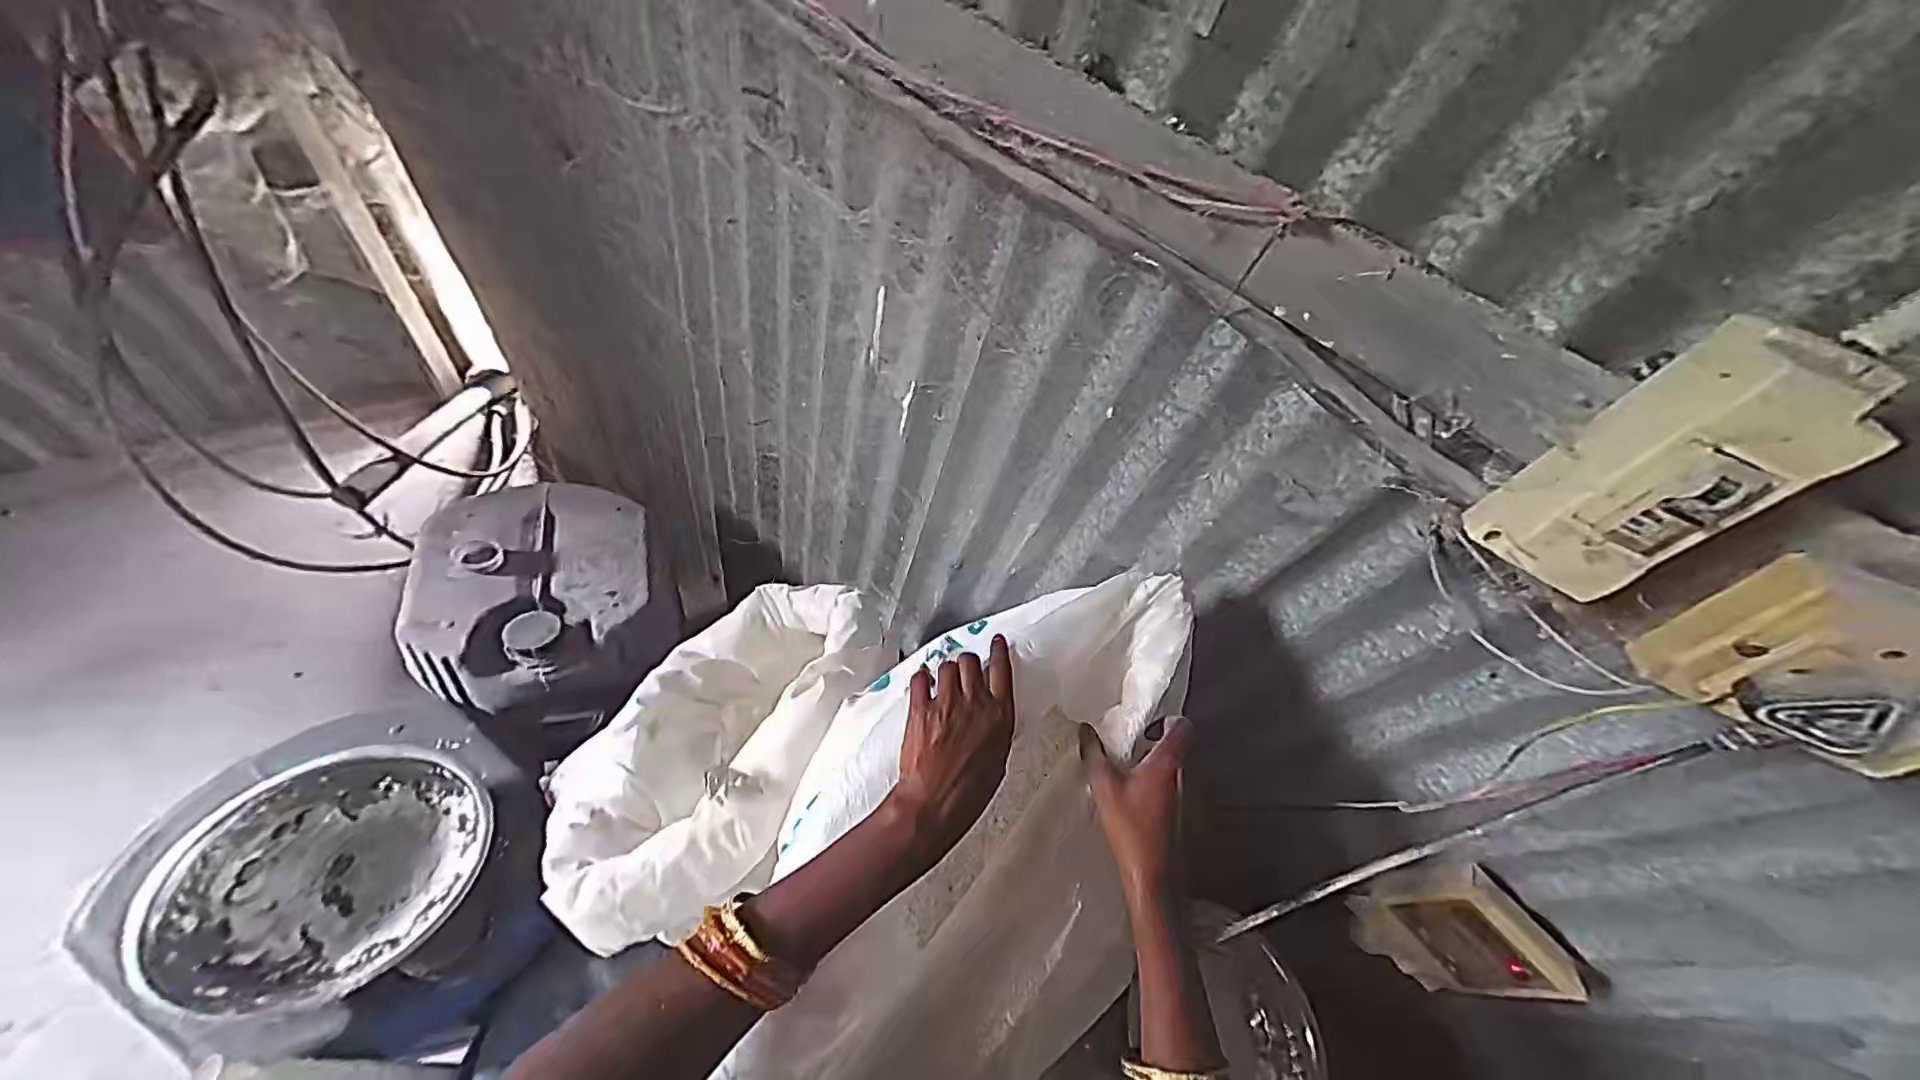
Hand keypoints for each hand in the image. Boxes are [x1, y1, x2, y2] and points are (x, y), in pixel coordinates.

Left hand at [888, 635, 1015, 864]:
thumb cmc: (968, 791)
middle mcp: (974, 702)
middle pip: (971, 661)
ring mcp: (946, 703)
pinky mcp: (921, 708)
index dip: (999, 652)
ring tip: (945, 680)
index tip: (997, 643)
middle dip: (968, 662)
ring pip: (947, 665)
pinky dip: (922, 677)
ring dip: (947, 670)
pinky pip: (921, 679)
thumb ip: (995, 729)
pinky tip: (923, 681)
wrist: (934, 803)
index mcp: (999, 715)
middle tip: (965, 669)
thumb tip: (990, 719)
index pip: (1002, 670)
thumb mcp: (998, 758)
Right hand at [1081, 716, 1194, 901]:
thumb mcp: (1105, 785)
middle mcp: (1180, 776)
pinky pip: (1167, 784)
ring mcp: (1182, 795)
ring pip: (1172, 766)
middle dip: (1156, 738)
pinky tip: (1130, 790)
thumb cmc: (1131, 827)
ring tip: (1127, 762)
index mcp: (1166, 763)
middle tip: (1132, 738)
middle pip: (1177, 745)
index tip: (1149, 720)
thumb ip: (1094, 754)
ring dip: (1153, 760)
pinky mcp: (1177, 812)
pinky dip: (1152, 779)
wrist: (1149, 872)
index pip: (1182, 728)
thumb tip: (1086, 732)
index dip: (1168, 718)